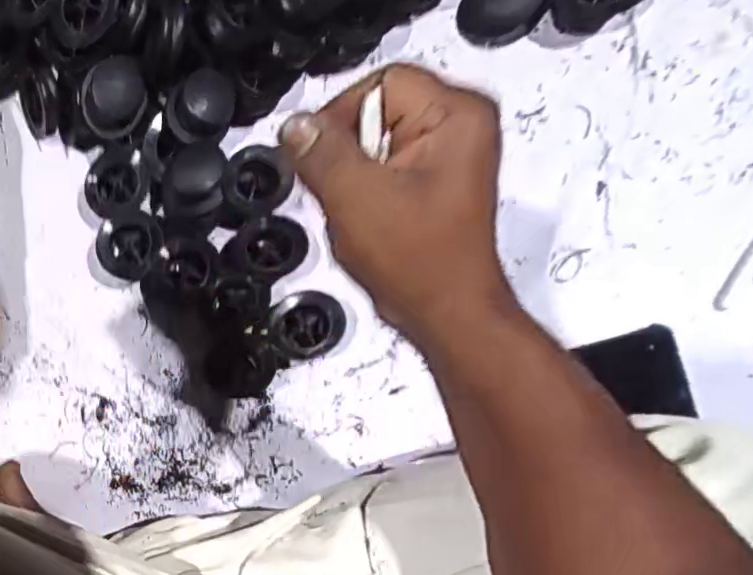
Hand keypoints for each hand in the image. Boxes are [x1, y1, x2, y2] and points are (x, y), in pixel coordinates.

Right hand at [281, 65, 515, 340]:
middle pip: (373, 117)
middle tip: (341, 195)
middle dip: (343, 161)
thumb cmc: (422, 264)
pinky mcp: (426, 190)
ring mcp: (442, 162)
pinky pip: (377, 178)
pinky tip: (365, 226)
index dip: (335, 119)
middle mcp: (456, 131)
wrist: (442, 311)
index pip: (378, 84)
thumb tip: (296, 129)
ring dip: (349, 186)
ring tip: (359, 217)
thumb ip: (322, 156)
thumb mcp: (356, 200)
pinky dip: (359, 201)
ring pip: (370, 152)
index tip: (311, 155)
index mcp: (454, 117)